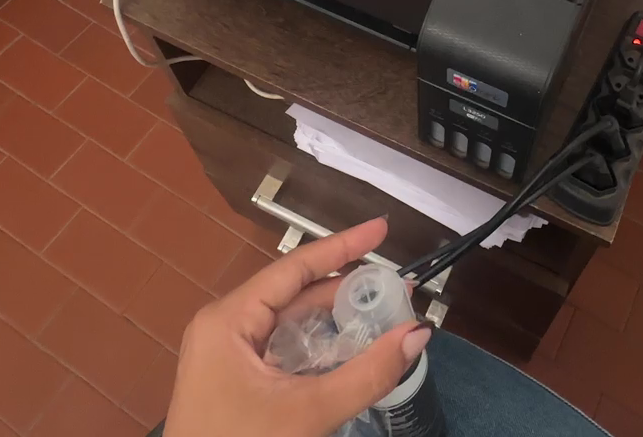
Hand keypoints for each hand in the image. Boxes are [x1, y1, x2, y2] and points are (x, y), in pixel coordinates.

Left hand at [169, 218, 431, 435]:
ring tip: (379, 310)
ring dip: (334, 315)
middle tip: (394, 285)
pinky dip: (316, 341)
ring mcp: (226, 353)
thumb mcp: (307, 413)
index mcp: (228, 319)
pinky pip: (281, 345)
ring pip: (291, 319)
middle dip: (346, 286)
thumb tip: (418, 332)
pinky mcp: (233, 378)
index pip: (296, 266)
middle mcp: (224, 325)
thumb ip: (366, 372)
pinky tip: (347, 344)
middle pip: (296, 291)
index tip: (382, 228)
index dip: (343, 245)